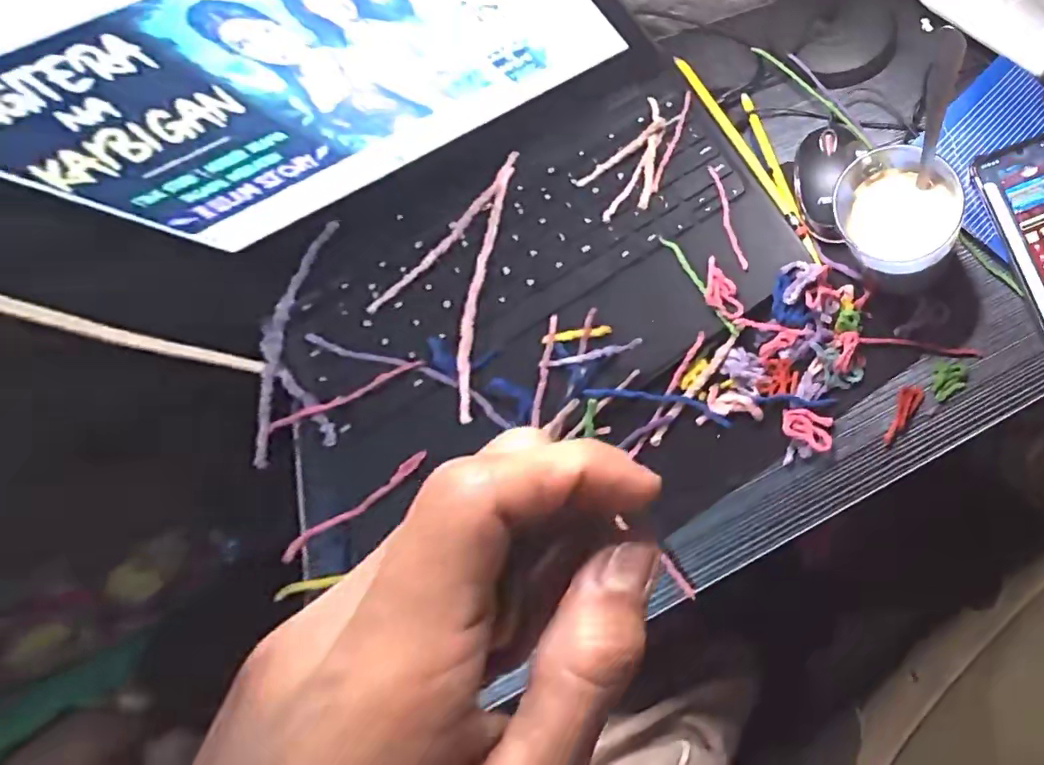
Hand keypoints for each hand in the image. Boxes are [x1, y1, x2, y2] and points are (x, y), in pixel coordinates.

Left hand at [199, 430, 662, 764]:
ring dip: (537, 530)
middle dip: (567, 490)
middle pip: (465, 486)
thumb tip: (631, 549)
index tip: (644, 498)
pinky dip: (497, 564)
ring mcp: (307, 637)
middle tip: (621, 547)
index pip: (473, 493)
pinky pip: (427, 560)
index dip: (574, 467)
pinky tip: (512, 635)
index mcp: (380, 665)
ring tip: (568, 609)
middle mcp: (329, 625)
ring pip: (450, 516)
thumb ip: (587, 669)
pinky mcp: (308, 654)